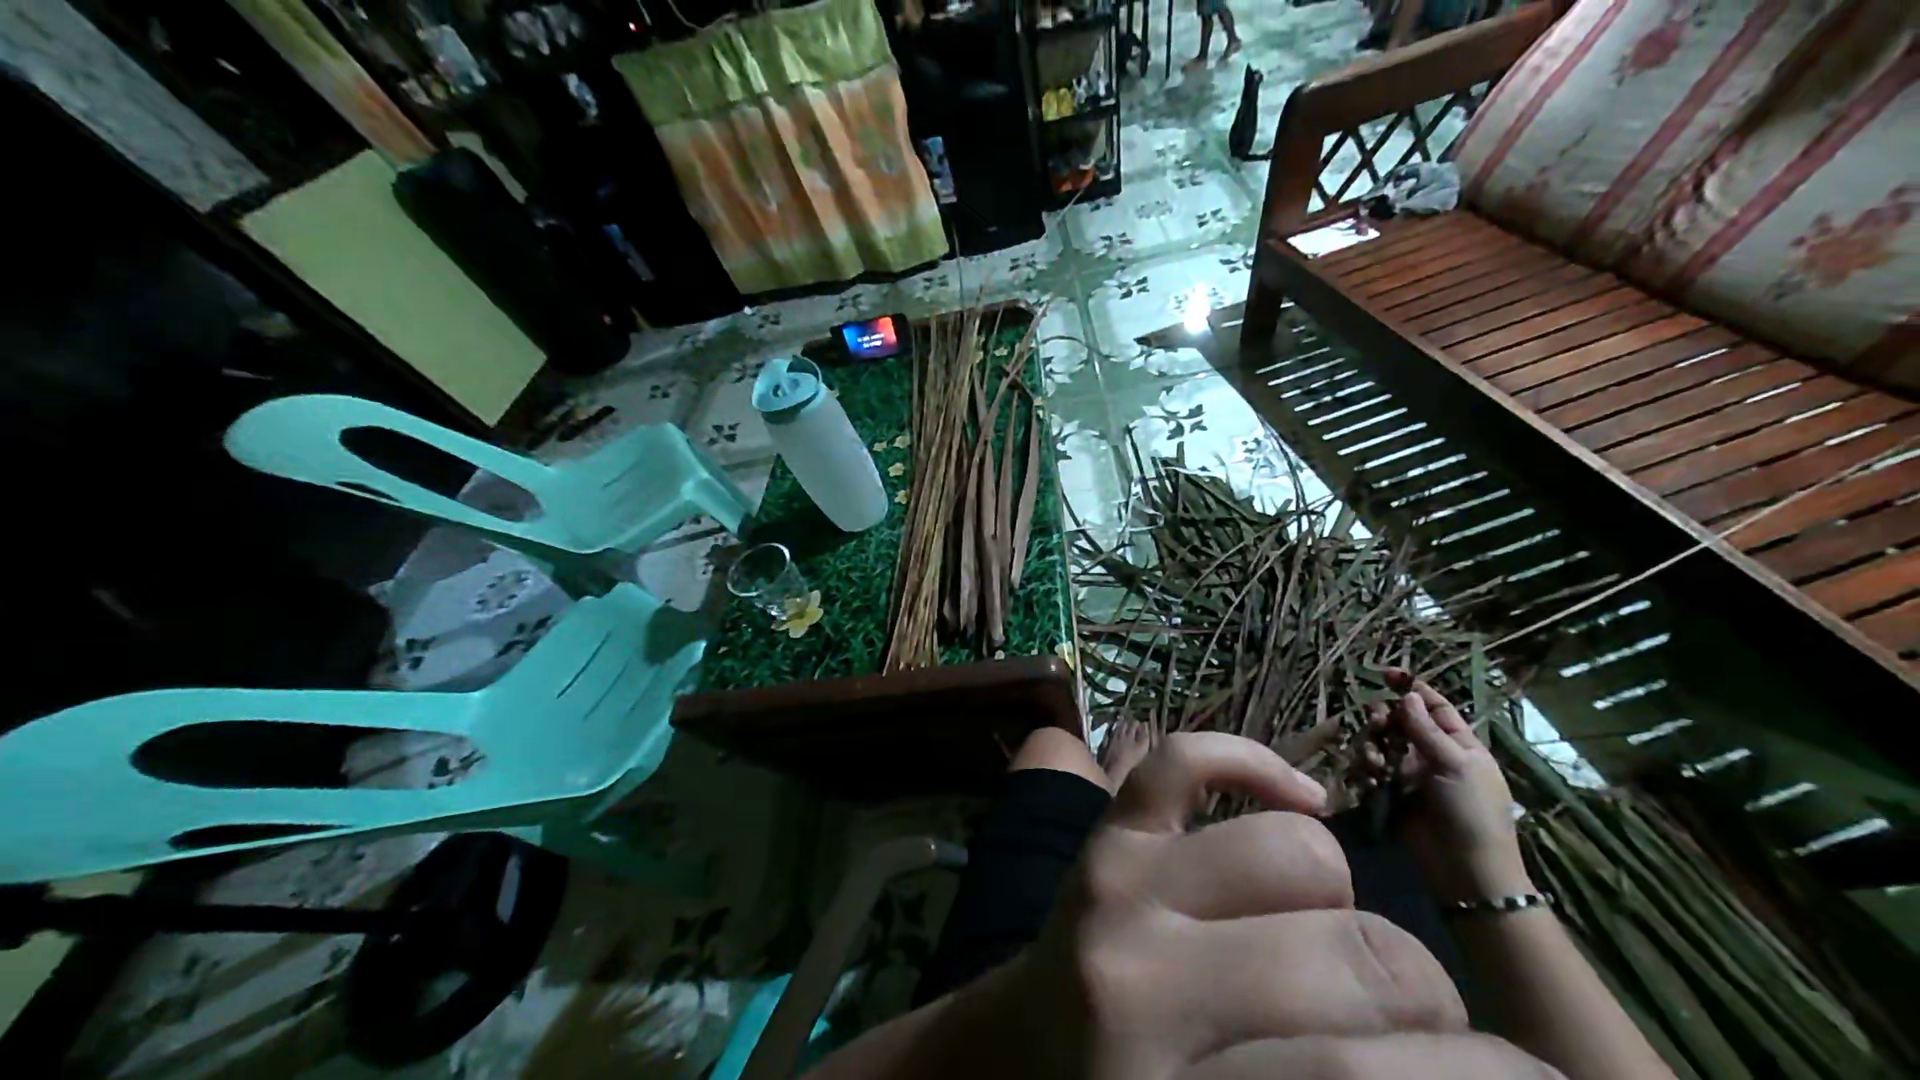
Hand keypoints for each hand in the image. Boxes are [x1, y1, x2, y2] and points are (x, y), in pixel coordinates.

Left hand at [948, 732, 1555, 1078]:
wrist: (1019, 1056)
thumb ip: (1326, 1076)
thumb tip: (1467, 1059)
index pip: (1366, 1071)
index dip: (1477, 1072)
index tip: (1500, 1073)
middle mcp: (1145, 971)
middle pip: (1361, 956)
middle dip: (1418, 998)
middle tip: (1402, 1030)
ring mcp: (1119, 878)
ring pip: (1300, 853)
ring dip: (1342, 901)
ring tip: (1328, 939)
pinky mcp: (1107, 829)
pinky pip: (1188, 761)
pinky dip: (1252, 764)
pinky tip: (1302, 801)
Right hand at [1372, 670, 1534, 903]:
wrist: (1465, 869)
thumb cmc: (1472, 813)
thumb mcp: (1456, 766)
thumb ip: (1427, 730)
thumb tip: (1407, 697)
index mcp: (1459, 745)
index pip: (1434, 707)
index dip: (1412, 689)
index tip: (1386, 673)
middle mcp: (1431, 755)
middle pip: (1400, 722)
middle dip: (1384, 719)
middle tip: (1377, 723)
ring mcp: (1409, 774)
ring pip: (1380, 744)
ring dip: (1373, 746)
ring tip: (1375, 761)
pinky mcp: (1390, 793)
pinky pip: (1370, 770)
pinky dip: (1366, 769)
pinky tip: (1370, 778)